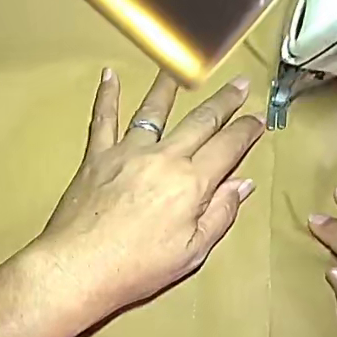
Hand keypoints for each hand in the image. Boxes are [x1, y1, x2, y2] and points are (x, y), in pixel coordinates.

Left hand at [29, 68, 263, 316]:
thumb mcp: (192, 252)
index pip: (228, 146)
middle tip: (240, 84)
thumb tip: (241, 185)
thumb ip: (219, 215)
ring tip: (182, 68)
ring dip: (170, 87)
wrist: (78, 267)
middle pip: (200, 121)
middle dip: (224, 101)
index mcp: (191, 182)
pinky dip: (106, 96)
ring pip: (153, 111)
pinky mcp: (96, 158)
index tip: (258, 119)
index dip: (247, 130)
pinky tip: (109, 76)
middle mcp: (162, 158)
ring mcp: (126, 153)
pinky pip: (103, 120)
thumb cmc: (135, 268)